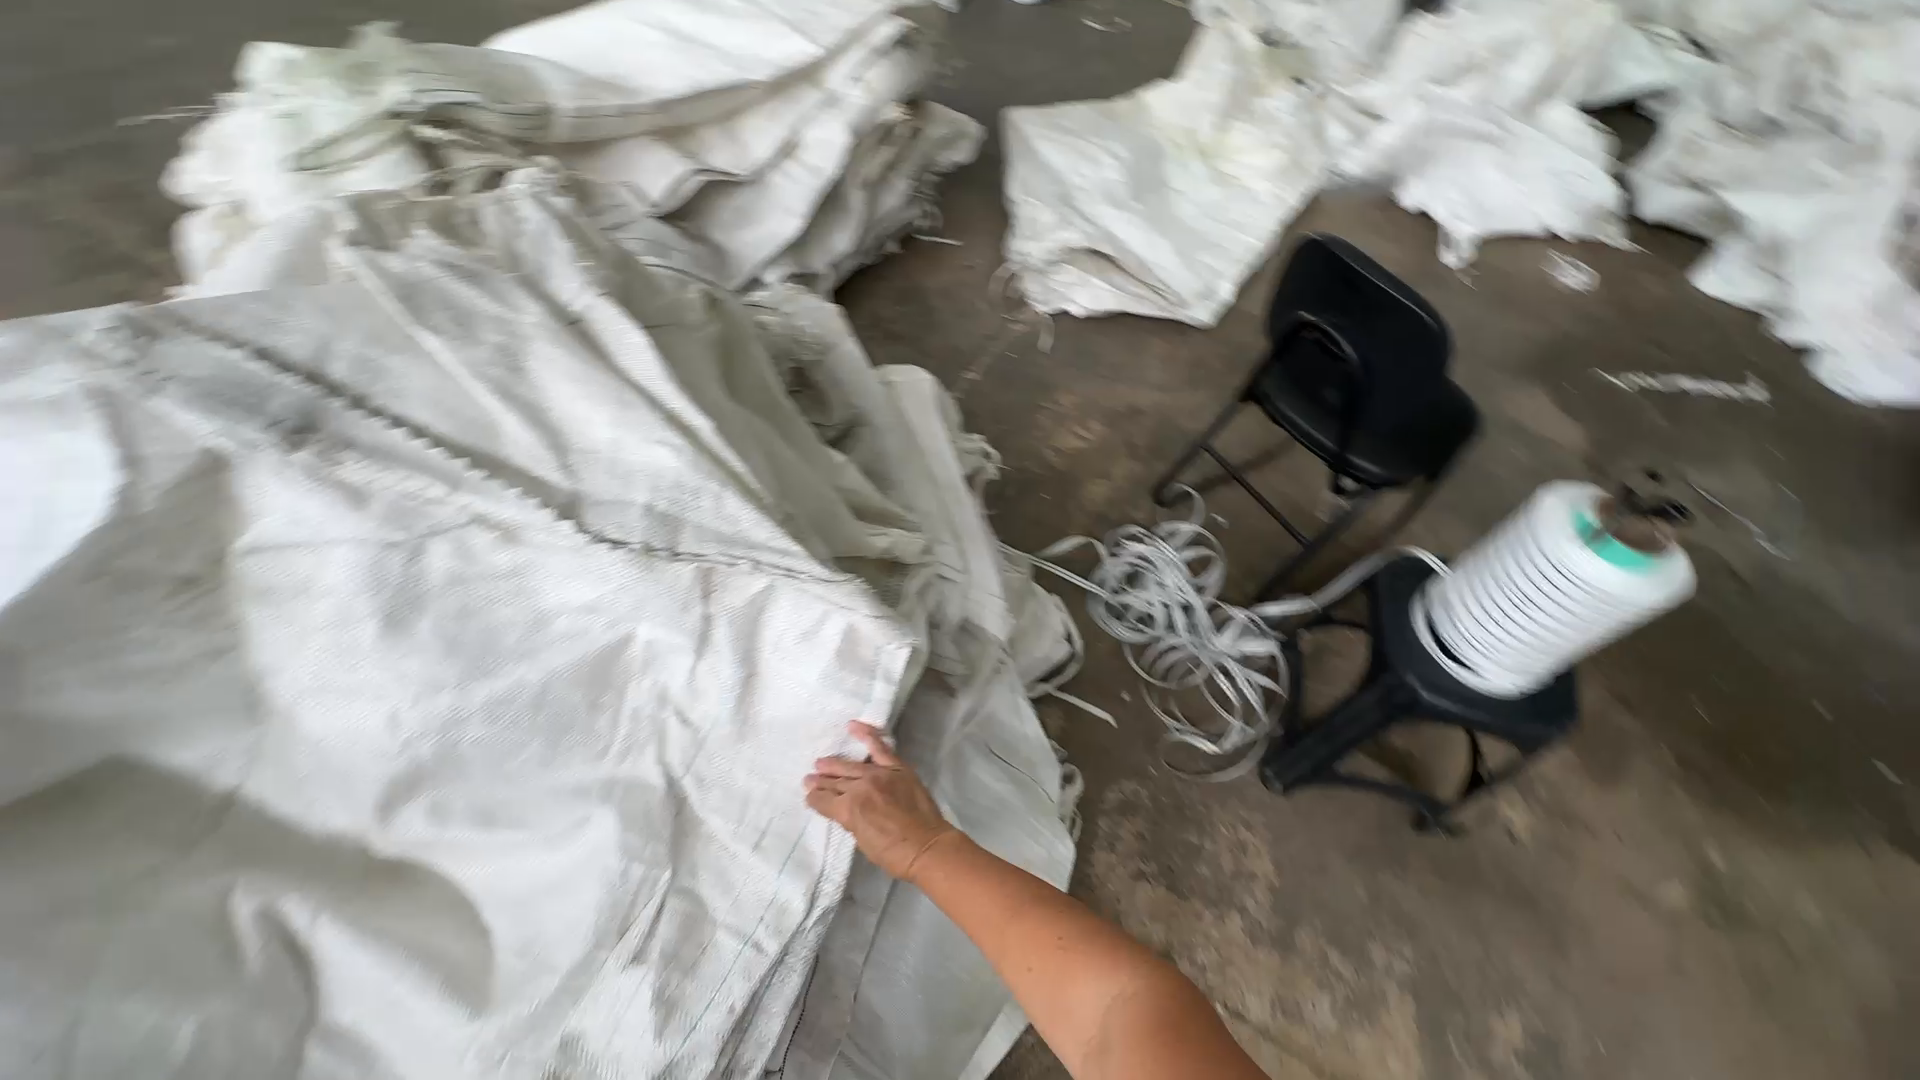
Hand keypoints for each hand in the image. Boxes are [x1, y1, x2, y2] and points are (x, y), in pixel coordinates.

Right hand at [805, 721, 961, 881]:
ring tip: (820, 763)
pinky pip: (879, 747)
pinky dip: (866, 734)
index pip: (824, 802)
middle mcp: (860, 788)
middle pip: (836, 783)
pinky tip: (852, 726)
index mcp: (849, 809)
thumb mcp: (862, 841)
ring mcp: (879, 774)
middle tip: (808, 779)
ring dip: (833, 765)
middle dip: (820, 782)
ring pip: (851, 767)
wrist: (927, 846)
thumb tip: (845, 810)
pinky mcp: (897, 767)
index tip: (809, 797)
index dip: (815, 800)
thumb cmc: (893, 853)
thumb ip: (851, 820)